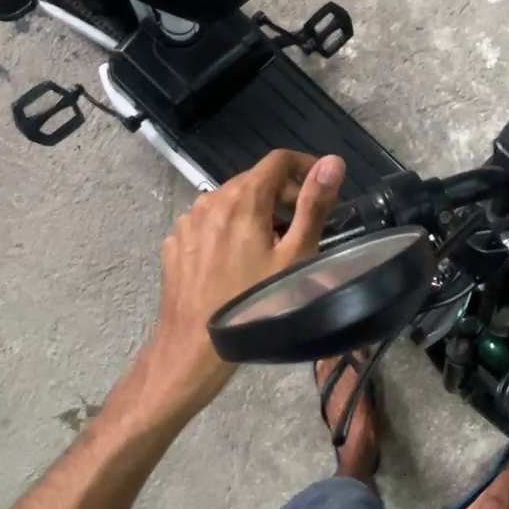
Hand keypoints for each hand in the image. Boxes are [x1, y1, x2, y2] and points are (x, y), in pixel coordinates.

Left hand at [145, 150, 343, 407]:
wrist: (193, 348)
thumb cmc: (254, 305)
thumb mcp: (294, 256)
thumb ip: (314, 205)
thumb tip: (332, 162)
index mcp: (243, 198)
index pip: (278, 160)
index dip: (305, 166)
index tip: (320, 188)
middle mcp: (210, 199)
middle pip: (254, 179)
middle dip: (282, 194)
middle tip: (301, 225)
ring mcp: (188, 221)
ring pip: (230, 201)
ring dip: (255, 211)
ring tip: (270, 247)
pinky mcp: (175, 242)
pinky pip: (209, 222)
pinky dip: (229, 228)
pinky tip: (237, 260)